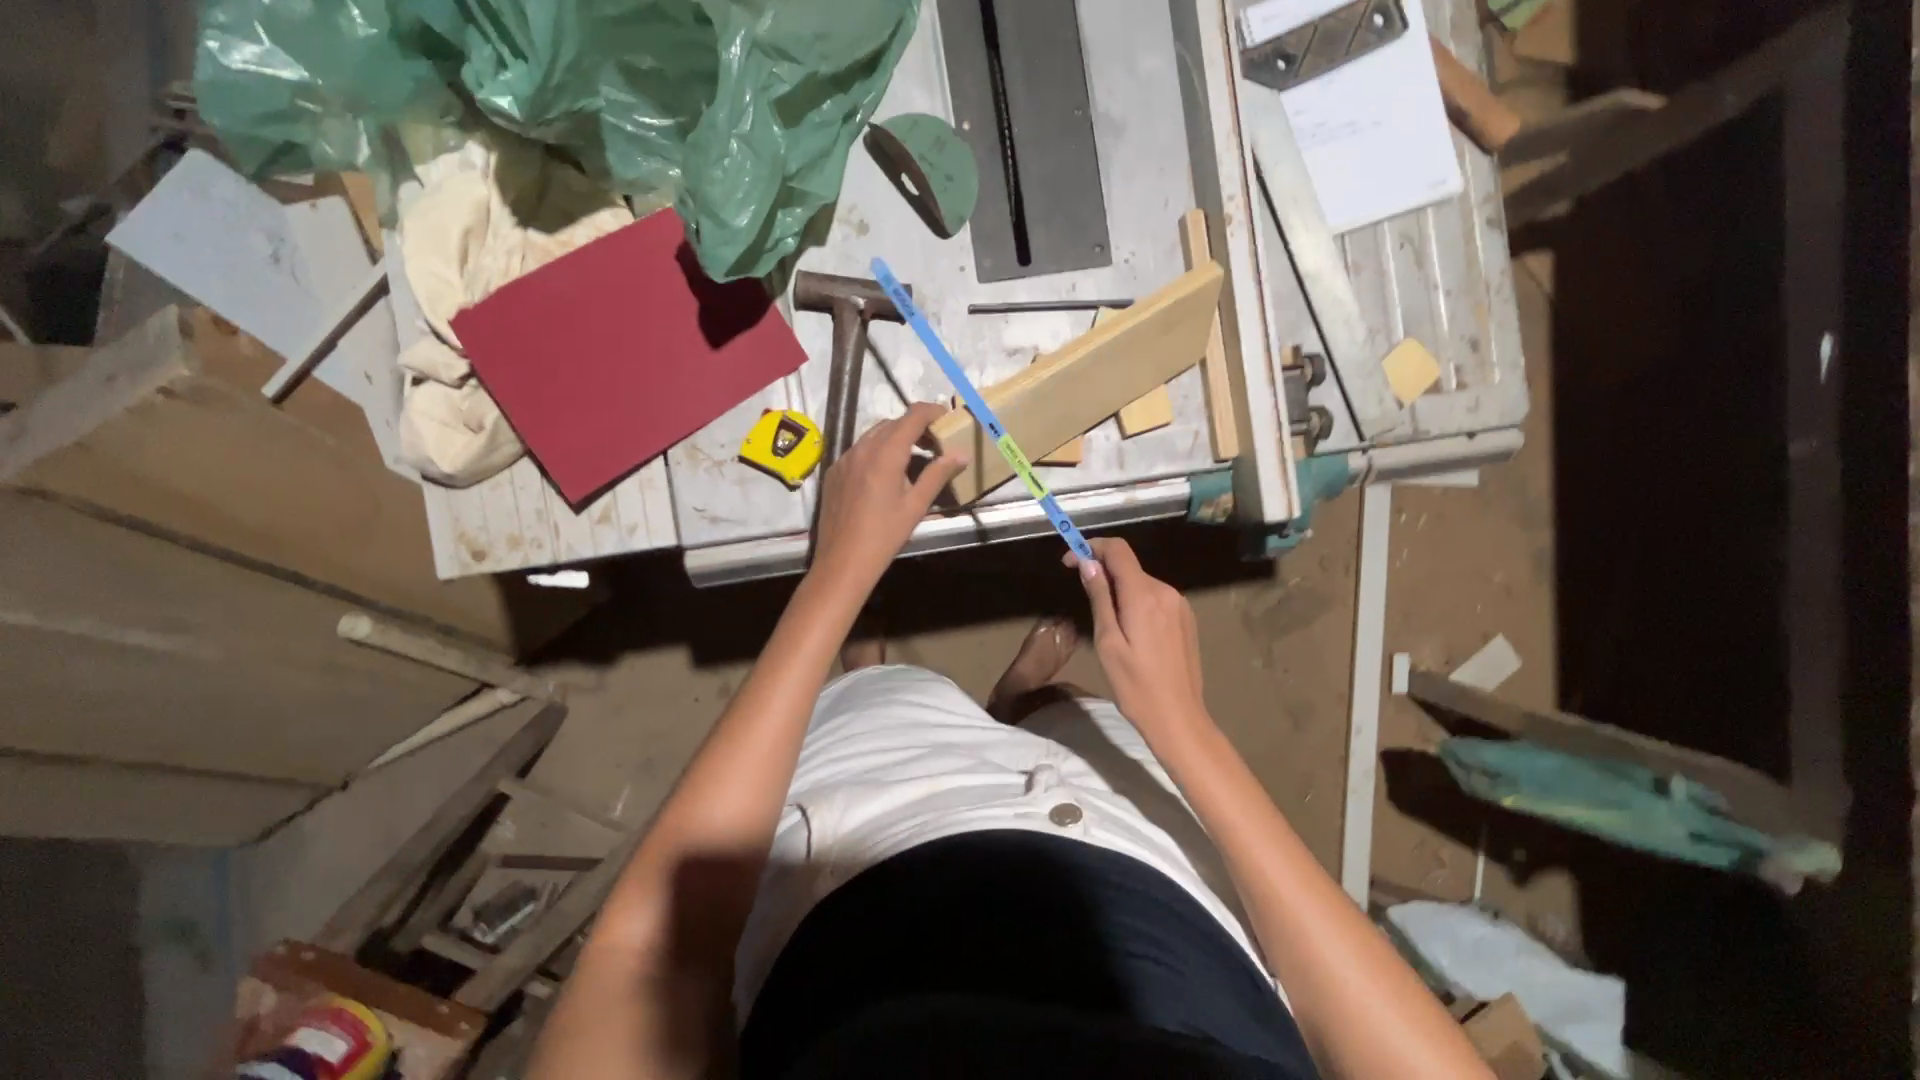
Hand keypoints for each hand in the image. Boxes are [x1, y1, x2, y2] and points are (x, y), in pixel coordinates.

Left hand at [811, 402, 966, 593]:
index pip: (913, 415)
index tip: (946, 419)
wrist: (842, 561)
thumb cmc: (885, 535)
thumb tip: (961, 453)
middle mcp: (862, 448)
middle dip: (914, 427)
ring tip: (911, 459)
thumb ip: (938, 474)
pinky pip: (858, 451)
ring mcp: (844, 459)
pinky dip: (875, 452)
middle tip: (934, 444)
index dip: (932, 412)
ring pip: (873, 435)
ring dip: (894, 438)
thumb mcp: (916, 505)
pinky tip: (883, 476)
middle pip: (892, 423)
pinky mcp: (833, 472)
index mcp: (886, 453)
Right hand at [1066, 538, 1210, 737]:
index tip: (1070, 561)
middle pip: (1129, 567)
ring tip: (1106, 623)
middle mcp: (1166, 591)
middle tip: (1082, 596)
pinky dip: (1137, 602)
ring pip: (1142, 583)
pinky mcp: (1186, 619)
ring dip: (1120, 590)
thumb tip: (1088, 563)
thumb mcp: (1108, 642)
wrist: (1178, 717)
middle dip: (1103, 572)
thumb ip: (1100, 597)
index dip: (1091, 547)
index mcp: (1144, 595)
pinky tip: (1131, 632)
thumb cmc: (1135, 686)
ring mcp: (1180, 605)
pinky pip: (1155, 599)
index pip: (1118, 550)